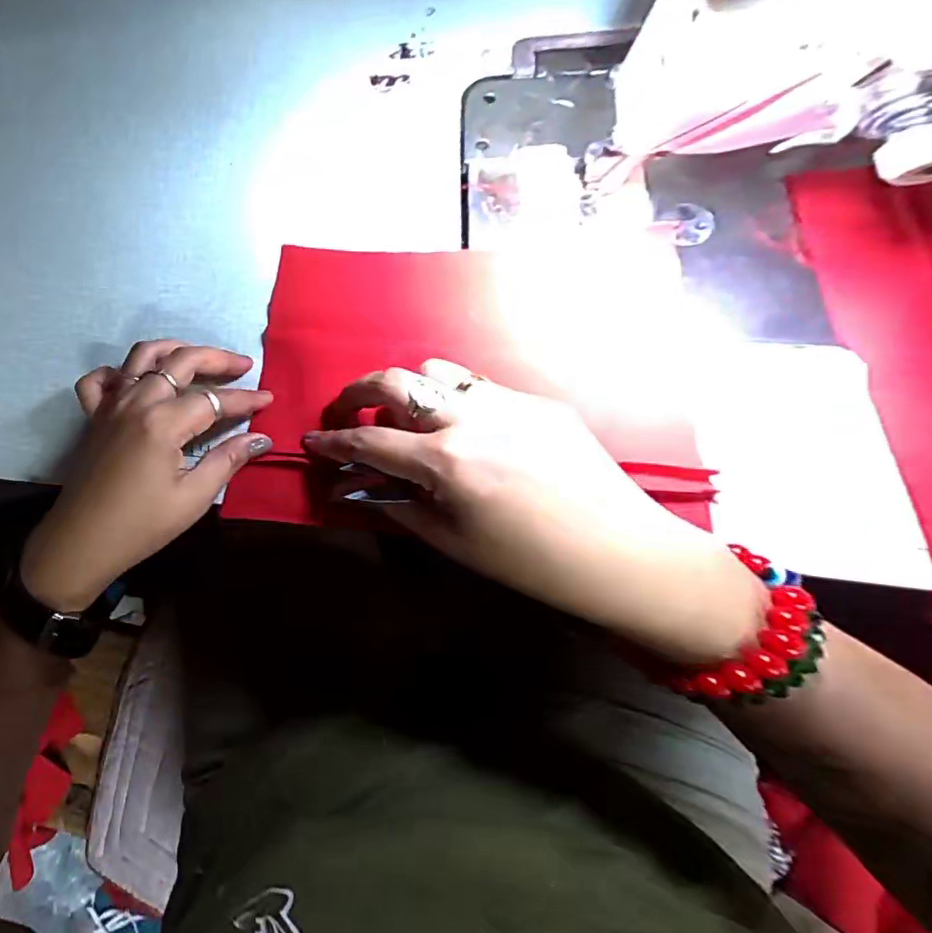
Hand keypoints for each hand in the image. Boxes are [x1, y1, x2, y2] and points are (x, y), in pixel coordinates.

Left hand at [20, 341, 273, 613]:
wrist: (82, 542)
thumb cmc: (142, 525)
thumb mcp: (193, 498)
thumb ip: (226, 460)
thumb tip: (260, 438)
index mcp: (163, 422)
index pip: (213, 399)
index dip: (245, 399)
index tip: (268, 399)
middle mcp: (137, 402)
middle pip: (181, 361)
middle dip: (217, 359)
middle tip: (243, 366)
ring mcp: (111, 405)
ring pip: (141, 357)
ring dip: (173, 350)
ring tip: (197, 357)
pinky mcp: (93, 417)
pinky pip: (100, 380)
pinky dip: (119, 372)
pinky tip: (136, 381)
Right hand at [302, 360, 763, 663]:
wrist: (618, 552)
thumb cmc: (527, 561)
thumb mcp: (451, 539)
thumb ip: (397, 504)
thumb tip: (355, 486)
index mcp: (447, 461)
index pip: (370, 440)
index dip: (334, 441)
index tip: (313, 439)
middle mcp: (471, 419)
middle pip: (395, 382)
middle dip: (356, 393)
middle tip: (346, 412)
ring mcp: (507, 402)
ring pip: (437, 371)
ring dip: (408, 388)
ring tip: (407, 416)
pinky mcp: (537, 401)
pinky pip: (480, 387)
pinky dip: (454, 401)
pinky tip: (464, 429)